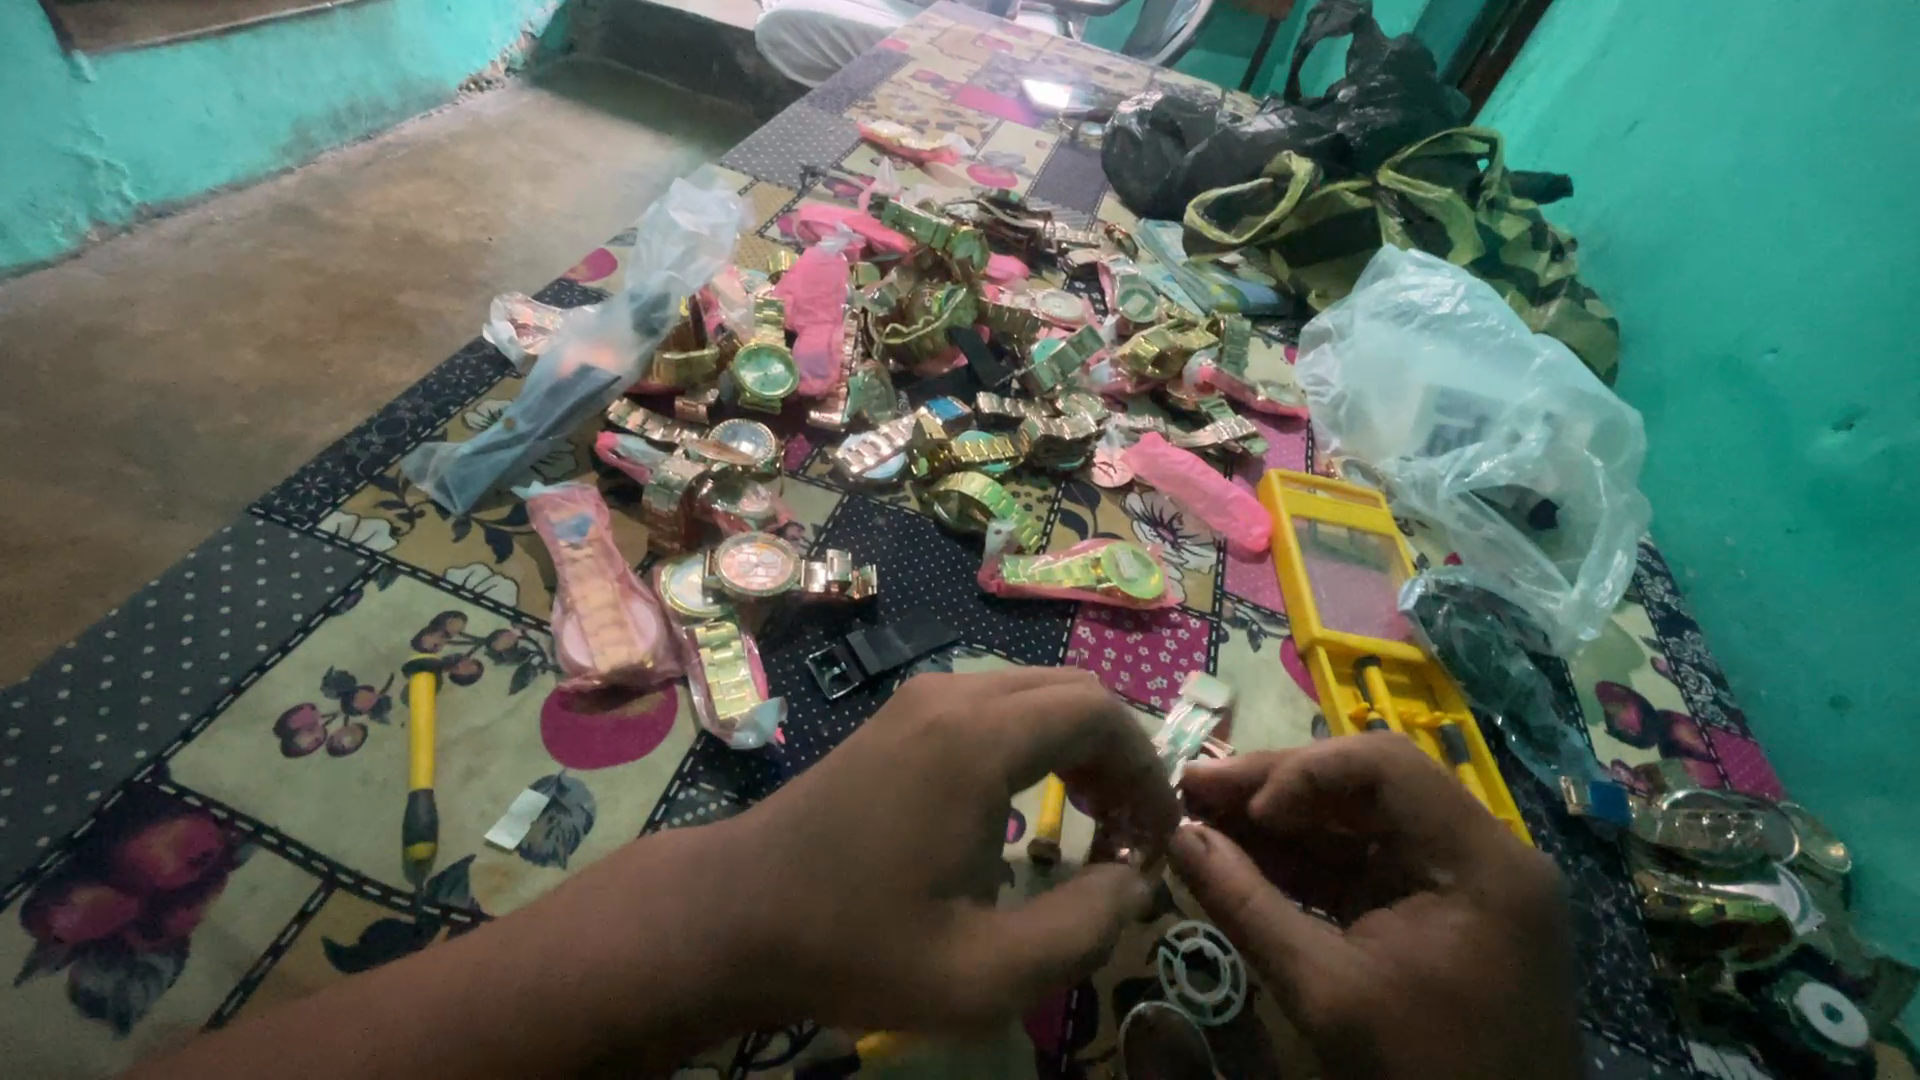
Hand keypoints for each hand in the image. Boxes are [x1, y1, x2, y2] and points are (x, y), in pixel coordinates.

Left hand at [721, 667, 1180, 1032]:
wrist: (738, 909)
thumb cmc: (856, 944)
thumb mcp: (983, 972)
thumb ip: (1082, 929)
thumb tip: (1135, 884)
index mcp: (977, 740)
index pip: (1099, 713)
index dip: (1146, 769)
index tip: (1155, 834)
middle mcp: (954, 695)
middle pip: (1072, 691)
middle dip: (1117, 752)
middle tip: (1126, 828)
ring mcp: (922, 696)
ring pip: (1034, 691)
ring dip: (1077, 741)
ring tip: (1088, 814)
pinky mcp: (903, 712)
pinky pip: (994, 703)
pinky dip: (1033, 736)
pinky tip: (1025, 796)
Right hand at [1170, 736, 1580, 1079]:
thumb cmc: (1424, 1073)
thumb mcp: (1325, 990)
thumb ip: (1245, 905)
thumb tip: (1175, 836)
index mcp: (1478, 861)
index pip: (1385, 765)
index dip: (1305, 772)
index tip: (1249, 811)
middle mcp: (1474, 851)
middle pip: (1362, 784)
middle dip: (1273, 787)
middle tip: (1195, 788)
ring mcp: (1451, 878)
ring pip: (1350, 817)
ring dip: (1274, 820)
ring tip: (1200, 816)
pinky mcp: (1427, 905)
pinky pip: (1353, 859)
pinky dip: (1294, 857)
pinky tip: (1235, 854)